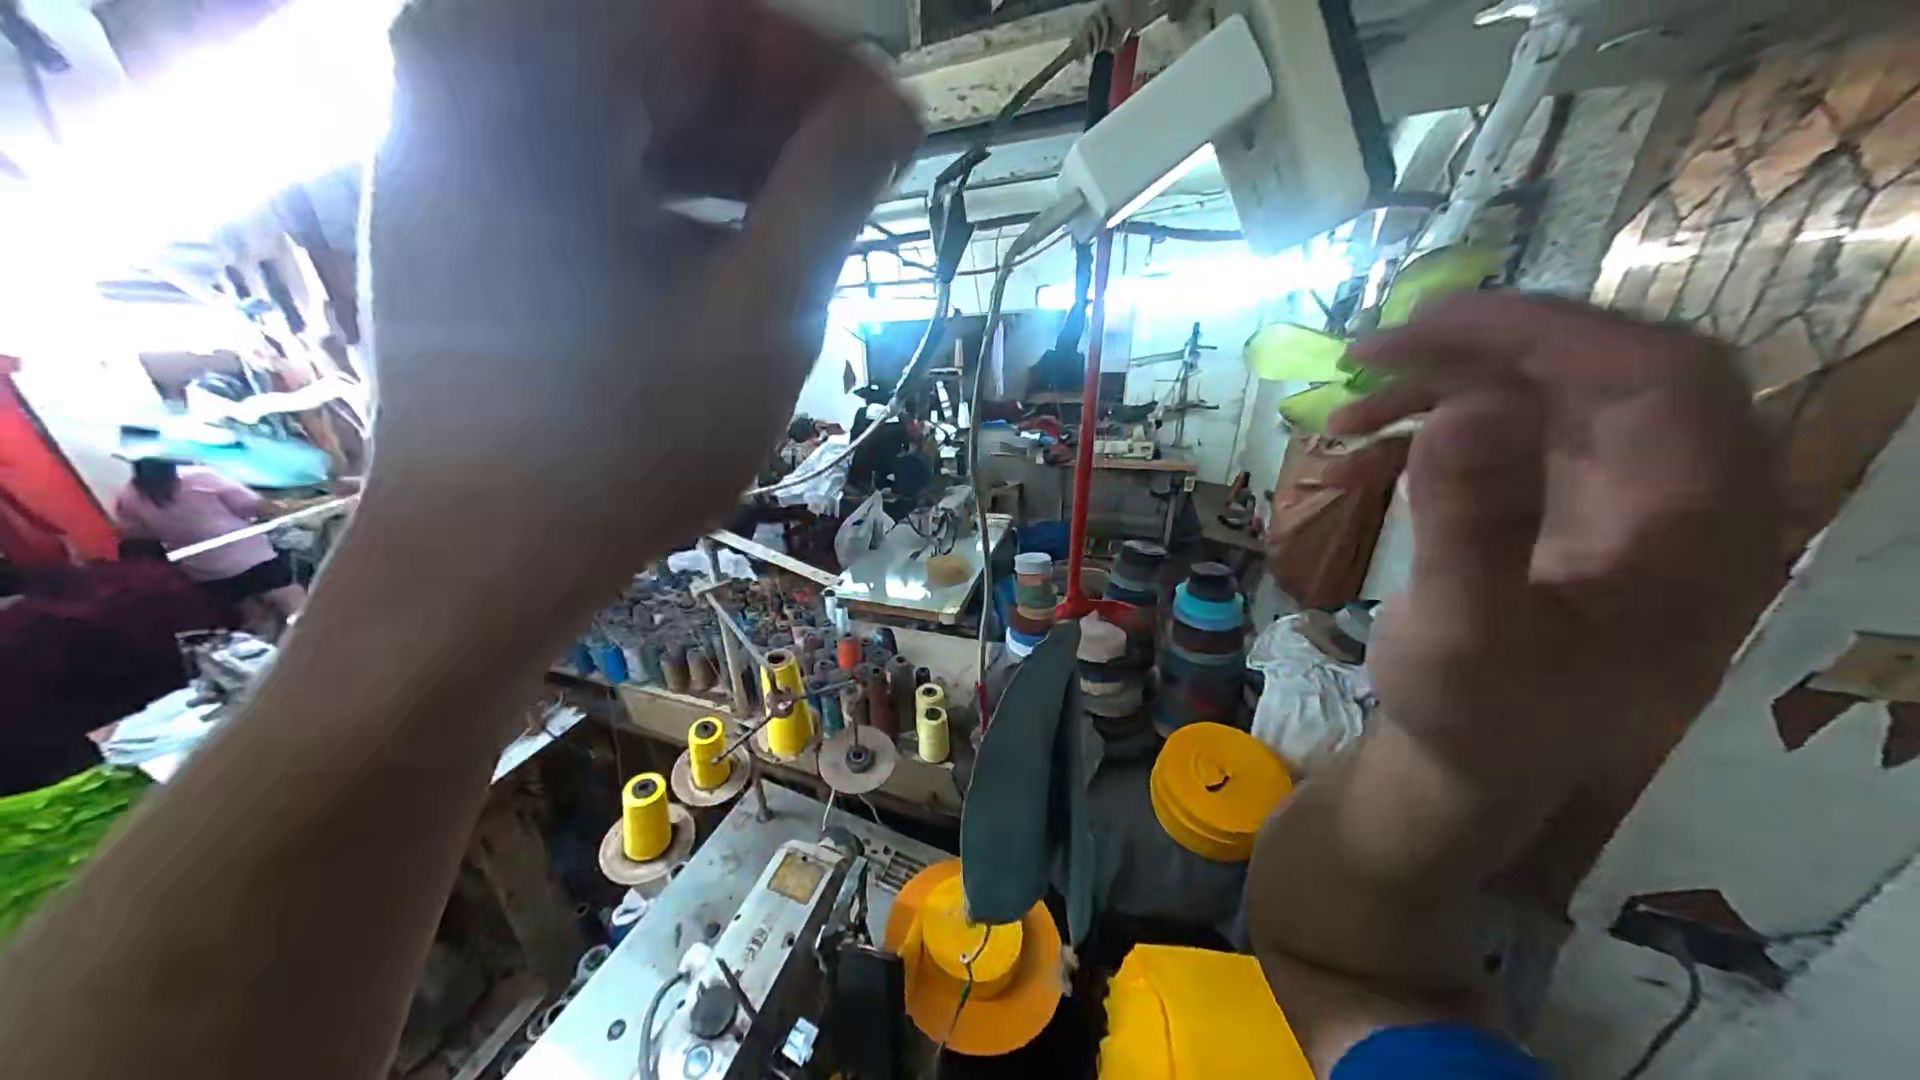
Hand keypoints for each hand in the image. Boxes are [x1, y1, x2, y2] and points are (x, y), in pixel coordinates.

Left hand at [359, 0, 918, 595]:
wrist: (489, 554)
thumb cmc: (634, 440)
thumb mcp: (764, 312)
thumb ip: (832, 192)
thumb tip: (891, 108)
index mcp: (528, 72)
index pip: (703, 13)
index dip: (812, 66)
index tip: (884, 128)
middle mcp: (463, 80)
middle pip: (656, 57)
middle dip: (772, 121)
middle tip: (852, 191)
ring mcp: (449, 154)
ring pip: (624, 120)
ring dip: (727, 167)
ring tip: (802, 233)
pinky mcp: (458, 222)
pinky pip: (585, 174)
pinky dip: (668, 202)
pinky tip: (725, 265)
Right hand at [1332, 294, 1783, 788]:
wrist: (1469, 756)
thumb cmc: (1479, 713)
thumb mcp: (1464, 632)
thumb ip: (1469, 526)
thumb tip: (1462, 409)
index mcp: (1693, 528)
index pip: (1656, 377)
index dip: (1545, 332)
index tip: (1428, 322)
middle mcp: (1668, 494)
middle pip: (1589, 372)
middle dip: (1472, 353)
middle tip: (1370, 353)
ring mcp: (1606, 497)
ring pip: (1533, 397)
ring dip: (1433, 393)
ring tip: (1343, 415)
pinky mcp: (1551, 506)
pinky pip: (1492, 439)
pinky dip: (1420, 435)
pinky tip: (1354, 460)